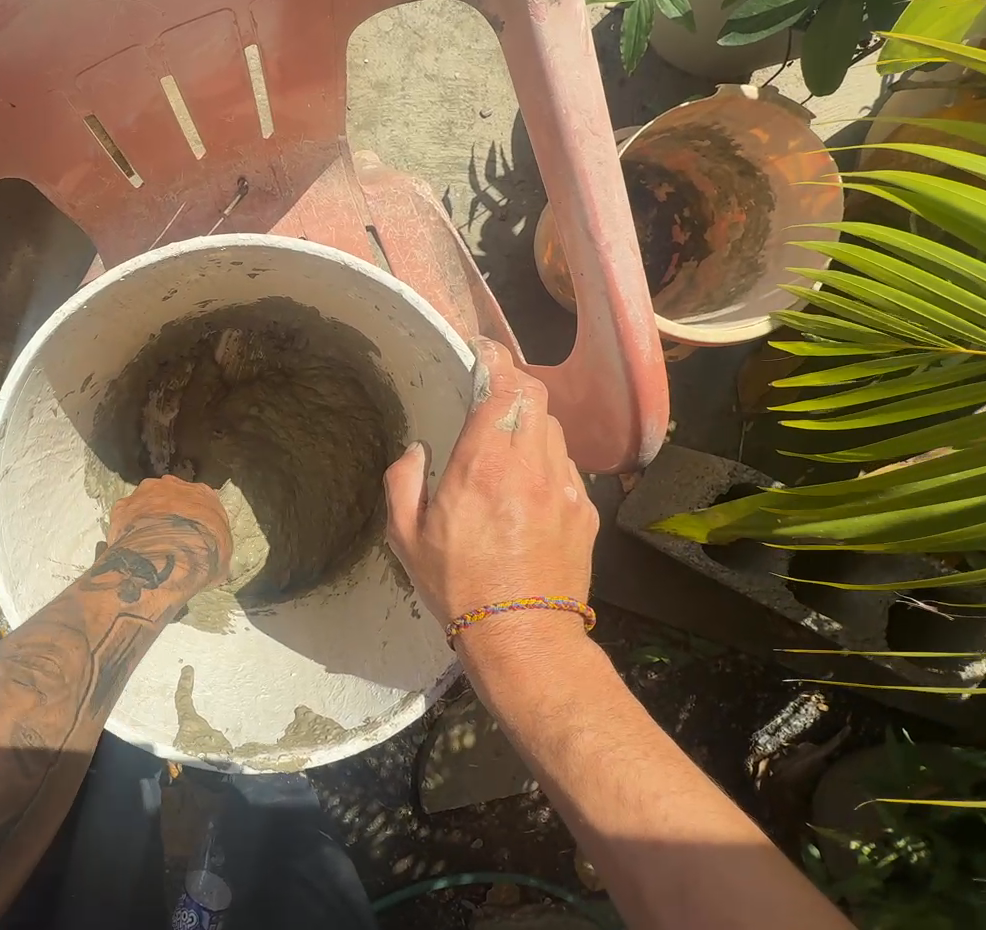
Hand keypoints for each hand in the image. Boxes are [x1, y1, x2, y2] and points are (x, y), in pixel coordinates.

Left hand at [104, 476, 234, 597]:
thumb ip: (214, 549)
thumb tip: (210, 562)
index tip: (189, 536)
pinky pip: (125, 517)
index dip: (192, 520)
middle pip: (169, 497)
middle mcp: (174, 485)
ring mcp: (145, 492)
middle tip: (166, 539)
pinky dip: (126, 530)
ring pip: (144, 503)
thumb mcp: (222, 557)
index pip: (199, 502)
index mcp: (203, 494)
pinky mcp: (123, 505)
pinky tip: (129, 548)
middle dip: (167, 515)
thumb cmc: (206, 555)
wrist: (172, 554)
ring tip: (146, 545)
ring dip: (145, 520)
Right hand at [383, 337, 597, 646]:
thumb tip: (417, 450)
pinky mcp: (582, 509)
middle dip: (513, 382)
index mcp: (482, 466)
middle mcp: (529, 466)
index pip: (502, 388)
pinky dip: (543, 457)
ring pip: (552, 428)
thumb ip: (403, 481)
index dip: (494, 360)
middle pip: (535, 396)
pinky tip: (524, 483)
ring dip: (528, 421)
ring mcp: (563, 487)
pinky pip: (564, 464)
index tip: (481, 352)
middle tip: (490, 389)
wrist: (522, 635)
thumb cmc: (456, 584)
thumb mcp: (404, 536)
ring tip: (505, 440)